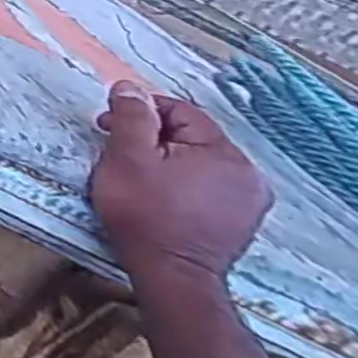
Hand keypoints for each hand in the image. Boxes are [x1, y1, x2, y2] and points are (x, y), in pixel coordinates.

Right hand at [89, 80, 272, 282]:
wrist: (170, 270)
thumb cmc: (143, 209)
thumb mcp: (127, 156)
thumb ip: (132, 117)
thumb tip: (130, 86)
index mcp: (225, 155)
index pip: (181, 111)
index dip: (141, 110)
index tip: (108, 124)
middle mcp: (248, 174)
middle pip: (191, 134)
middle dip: (150, 134)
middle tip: (114, 146)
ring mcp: (249, 199)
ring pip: (198, 158)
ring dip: (164, 155)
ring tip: (134, 170)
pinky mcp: (240, 218)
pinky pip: (207, 181)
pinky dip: (180, 177)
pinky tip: (159, 190)